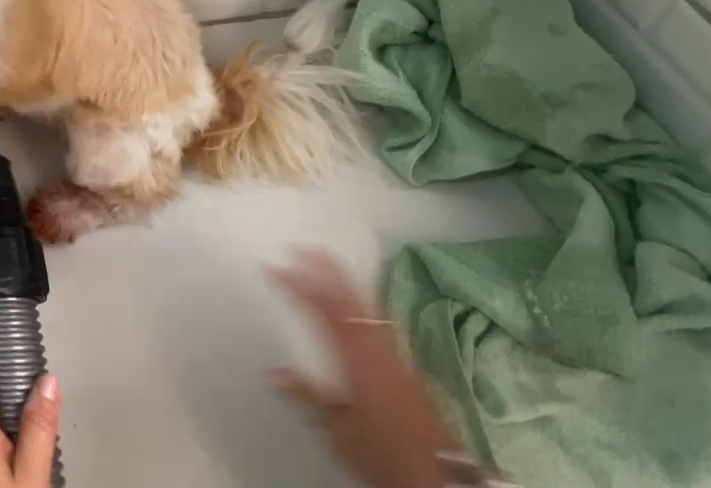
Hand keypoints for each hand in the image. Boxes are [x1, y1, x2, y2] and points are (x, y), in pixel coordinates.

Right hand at [268, 248, 459, 487]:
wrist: (438, 476)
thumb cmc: (382, 451)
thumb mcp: (336, 429)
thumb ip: (306, 395)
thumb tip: (272, 372)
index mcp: (355, 358)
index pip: (322, 309)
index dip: (297, 284)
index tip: (274, 268)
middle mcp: (377, 347)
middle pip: (350, 296)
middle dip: (324, 267)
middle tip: (301, 246)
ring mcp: (396, 352)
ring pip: (367, 303)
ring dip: (343, 278)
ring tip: (324, 260)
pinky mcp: (407, 361)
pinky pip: (380, 316)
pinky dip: (362, 297)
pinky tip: (357, 298)